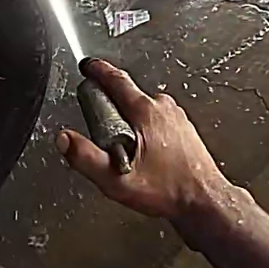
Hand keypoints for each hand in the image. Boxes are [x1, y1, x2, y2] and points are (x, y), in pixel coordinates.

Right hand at [56, 59, 241, 231]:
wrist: (203, 201)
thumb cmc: (168, 190)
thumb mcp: (116, 180)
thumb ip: (85, 158)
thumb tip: (65, 140)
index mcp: (146, 112)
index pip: (116, 80)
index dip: (97, 71)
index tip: (87, 67)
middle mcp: (163, 107)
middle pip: (127, 94)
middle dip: (110, 106)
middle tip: (102, 130)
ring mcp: (176, 116)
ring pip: (141, 108)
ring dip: (128, 119)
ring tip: (125, 150)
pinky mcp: (183, 127)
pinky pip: (155, 118)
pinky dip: (144, 128)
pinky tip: (145, 153)